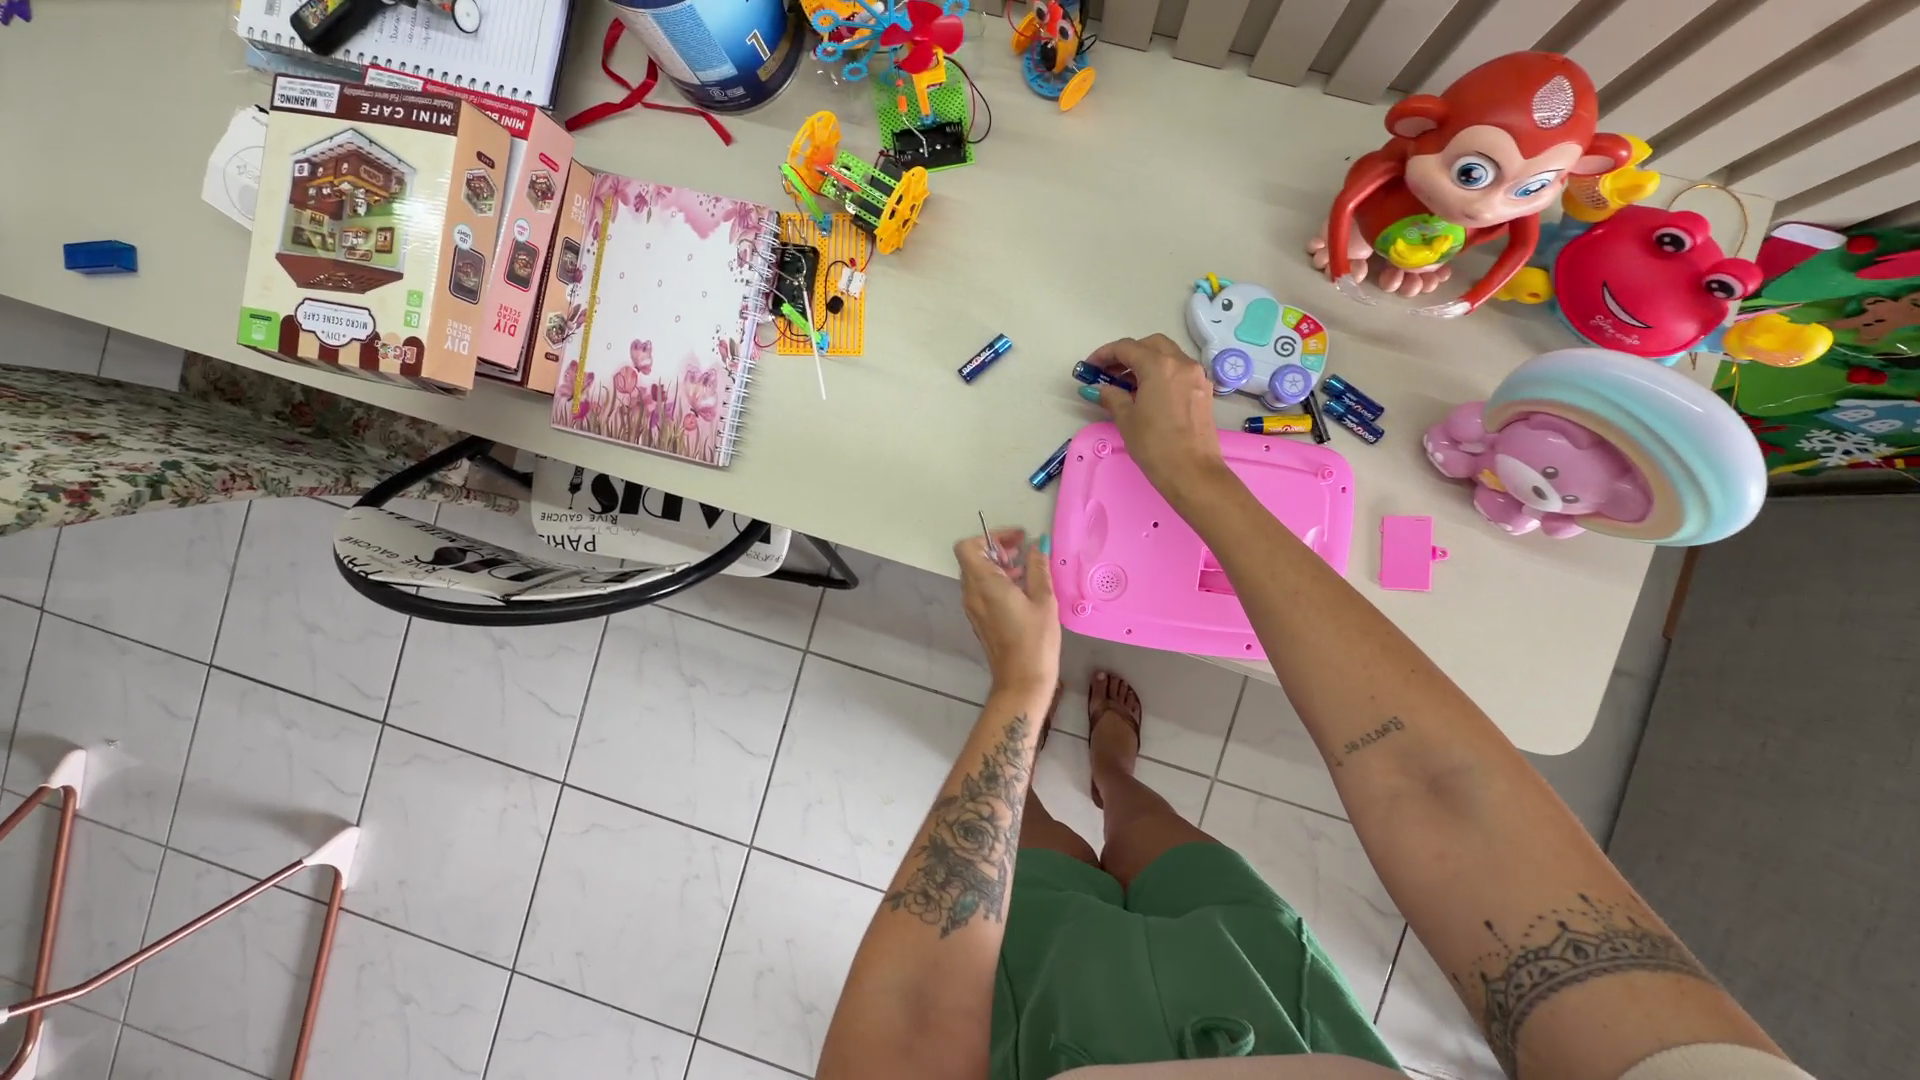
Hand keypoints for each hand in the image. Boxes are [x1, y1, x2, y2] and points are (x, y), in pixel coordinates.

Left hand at [953, 528, 1059, 695]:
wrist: (1022, 680)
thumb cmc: (1035, 639)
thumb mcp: (1044, 599)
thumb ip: (1038, 567)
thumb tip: (1038, 544)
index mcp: (984, 583)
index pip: (968, 546)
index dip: (990, 536)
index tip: (1016, 540)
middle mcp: (971, 593)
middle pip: (972, 558)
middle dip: (996, 549)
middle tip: (1022, 551)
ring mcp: (972, 608)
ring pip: (976, 574)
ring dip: (998, 565)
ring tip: (1026, 571)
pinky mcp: (979, 619)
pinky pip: (981, 590)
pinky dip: (996, 582)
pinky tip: (1021, 590)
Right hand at [1086, 335, 1229, 503]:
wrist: (1192, 472)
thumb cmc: (1155, 445)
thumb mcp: (1126, 419)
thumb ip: (1111, 396)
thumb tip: (1101, 389)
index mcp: (1159, 366)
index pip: (1127, 348)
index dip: (1104, 354)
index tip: (1090, 367)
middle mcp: (1182, 363)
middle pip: (1151, 345)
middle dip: (1128, 354)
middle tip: (1110, 373)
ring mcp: (1197, 376)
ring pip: (1168, 356)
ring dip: (1146, 363)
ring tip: (1127, 385)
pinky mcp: (1204, 391)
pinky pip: (1179, 371)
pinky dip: (1162, 374)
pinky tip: (1149, 394)